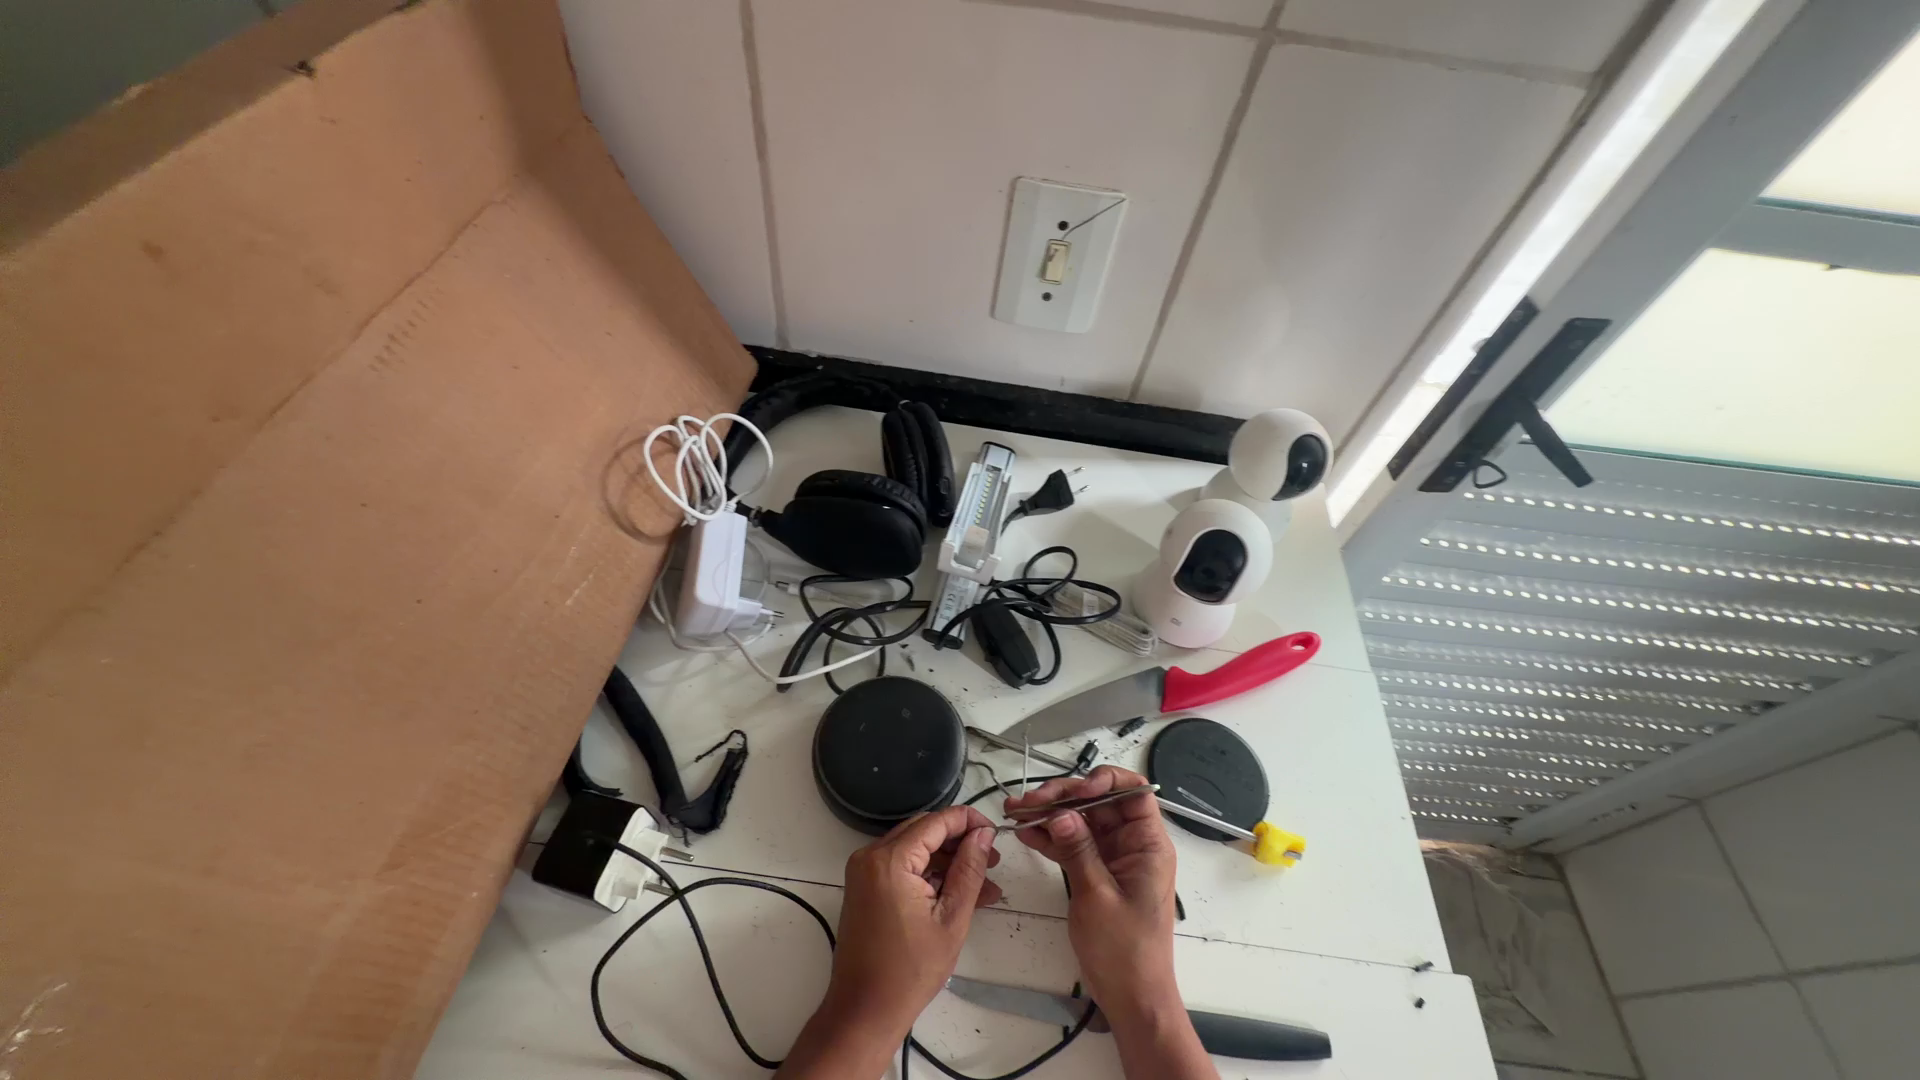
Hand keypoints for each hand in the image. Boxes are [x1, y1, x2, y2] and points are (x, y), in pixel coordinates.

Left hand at [823, 806, 1002, 1037]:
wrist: (864, 1011)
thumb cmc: (910, 970)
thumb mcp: (951, 918)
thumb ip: (969, 870)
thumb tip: (983, 834)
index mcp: (890, 860)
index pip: (936, 822)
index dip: (969, 821)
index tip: (995, 833)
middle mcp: (871, 856)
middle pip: (923, 831)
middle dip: (960, 841)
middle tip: (992, 859)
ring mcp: (864, 871)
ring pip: (914, 848)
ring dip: (947, 860)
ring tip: (984, 883)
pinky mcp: (864, 887)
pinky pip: (901, 866)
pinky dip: (928, 875)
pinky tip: (958, 892)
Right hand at [1006, 766, 1179, 1021]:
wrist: (1131, 998)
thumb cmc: (1125, 951)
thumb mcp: (1098, 896)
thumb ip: (1078, 850)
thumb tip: (1060, 813)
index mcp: (1147, 844)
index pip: (1134, 792)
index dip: (1105, 781)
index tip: (1074, 791)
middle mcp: (1132, 844)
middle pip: (1098, 803)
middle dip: (1063, 797)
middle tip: (1028, 802)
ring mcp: (1112, 857)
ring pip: (1080, 821)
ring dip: (1049, 814)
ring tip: (1016, 811)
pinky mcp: (1095, 872)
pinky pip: (1072, 844)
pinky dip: (1050, 837)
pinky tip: (1025, 832)